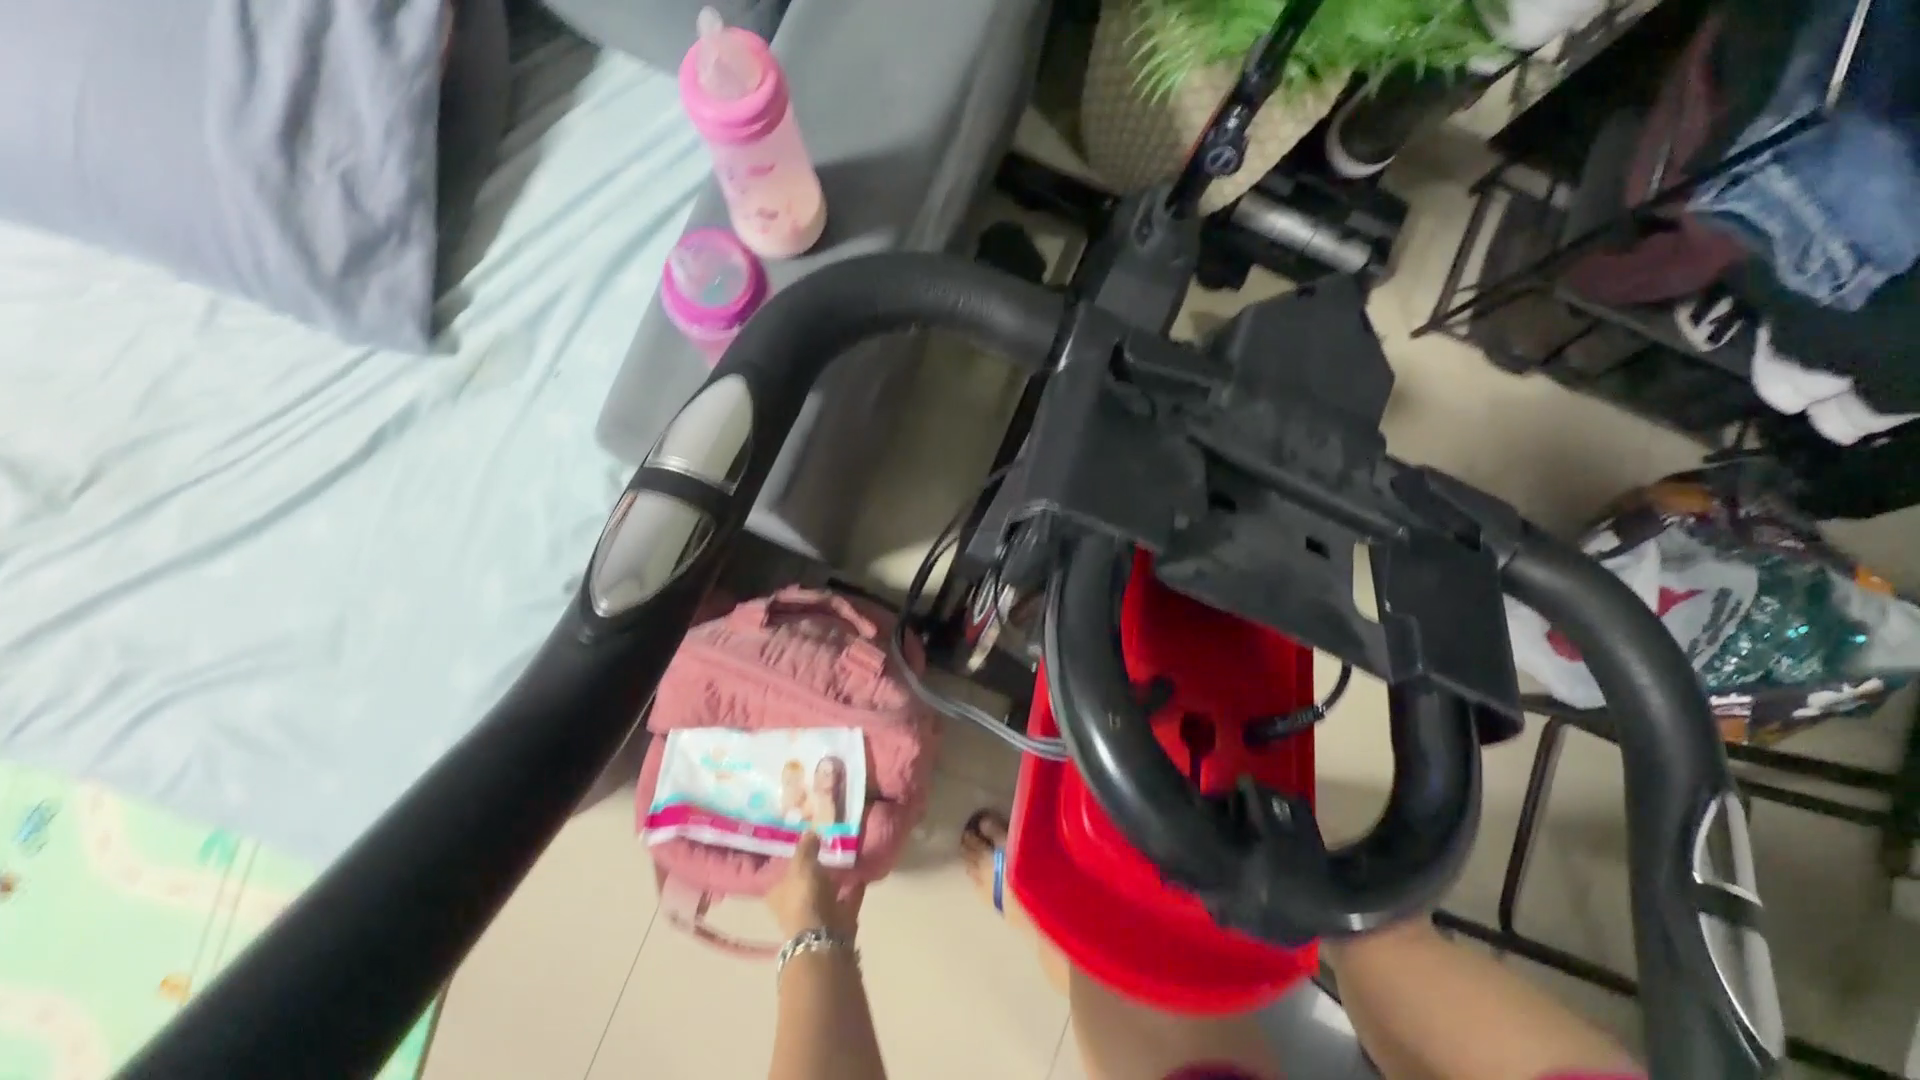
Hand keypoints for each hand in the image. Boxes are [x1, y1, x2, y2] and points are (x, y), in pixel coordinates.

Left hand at [767, 832, 863, 938]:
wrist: (824, 935)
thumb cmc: (804, 897)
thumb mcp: (801, 864)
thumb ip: (806, 847)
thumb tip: (810, 832)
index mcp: (778, 892)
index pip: (782, 871)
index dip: (793, 856)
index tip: (807, 841)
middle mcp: (795, 904)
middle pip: (806, 881)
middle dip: (818, 867)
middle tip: (832, 844)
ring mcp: (818, 913)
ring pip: (828, 890)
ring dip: (838, 877)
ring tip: (851, 855)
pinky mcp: (839, 919)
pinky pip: (848, 897)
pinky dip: (855, 886)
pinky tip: (864, 870)